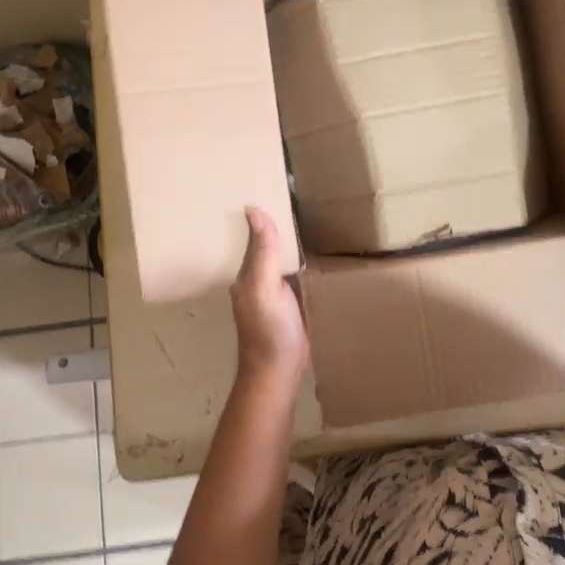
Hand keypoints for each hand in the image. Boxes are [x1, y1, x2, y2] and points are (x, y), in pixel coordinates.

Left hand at [231, 207, 307, 382]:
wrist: (278, 372)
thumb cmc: (269, 329)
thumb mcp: (264, 285)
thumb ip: (261, 249)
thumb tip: (253, 209)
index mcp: (248, 274)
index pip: (257, 238)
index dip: (266, 218)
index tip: (279, 191)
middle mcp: (258, 282)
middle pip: (269, 249)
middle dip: (279, 230)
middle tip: (299, 201)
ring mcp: (274, 297)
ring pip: (283, 264)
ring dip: (291, 248)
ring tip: (311, 223)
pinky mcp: (290, 309)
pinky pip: (296, 280)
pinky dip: (303, 267)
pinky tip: (316, 260)